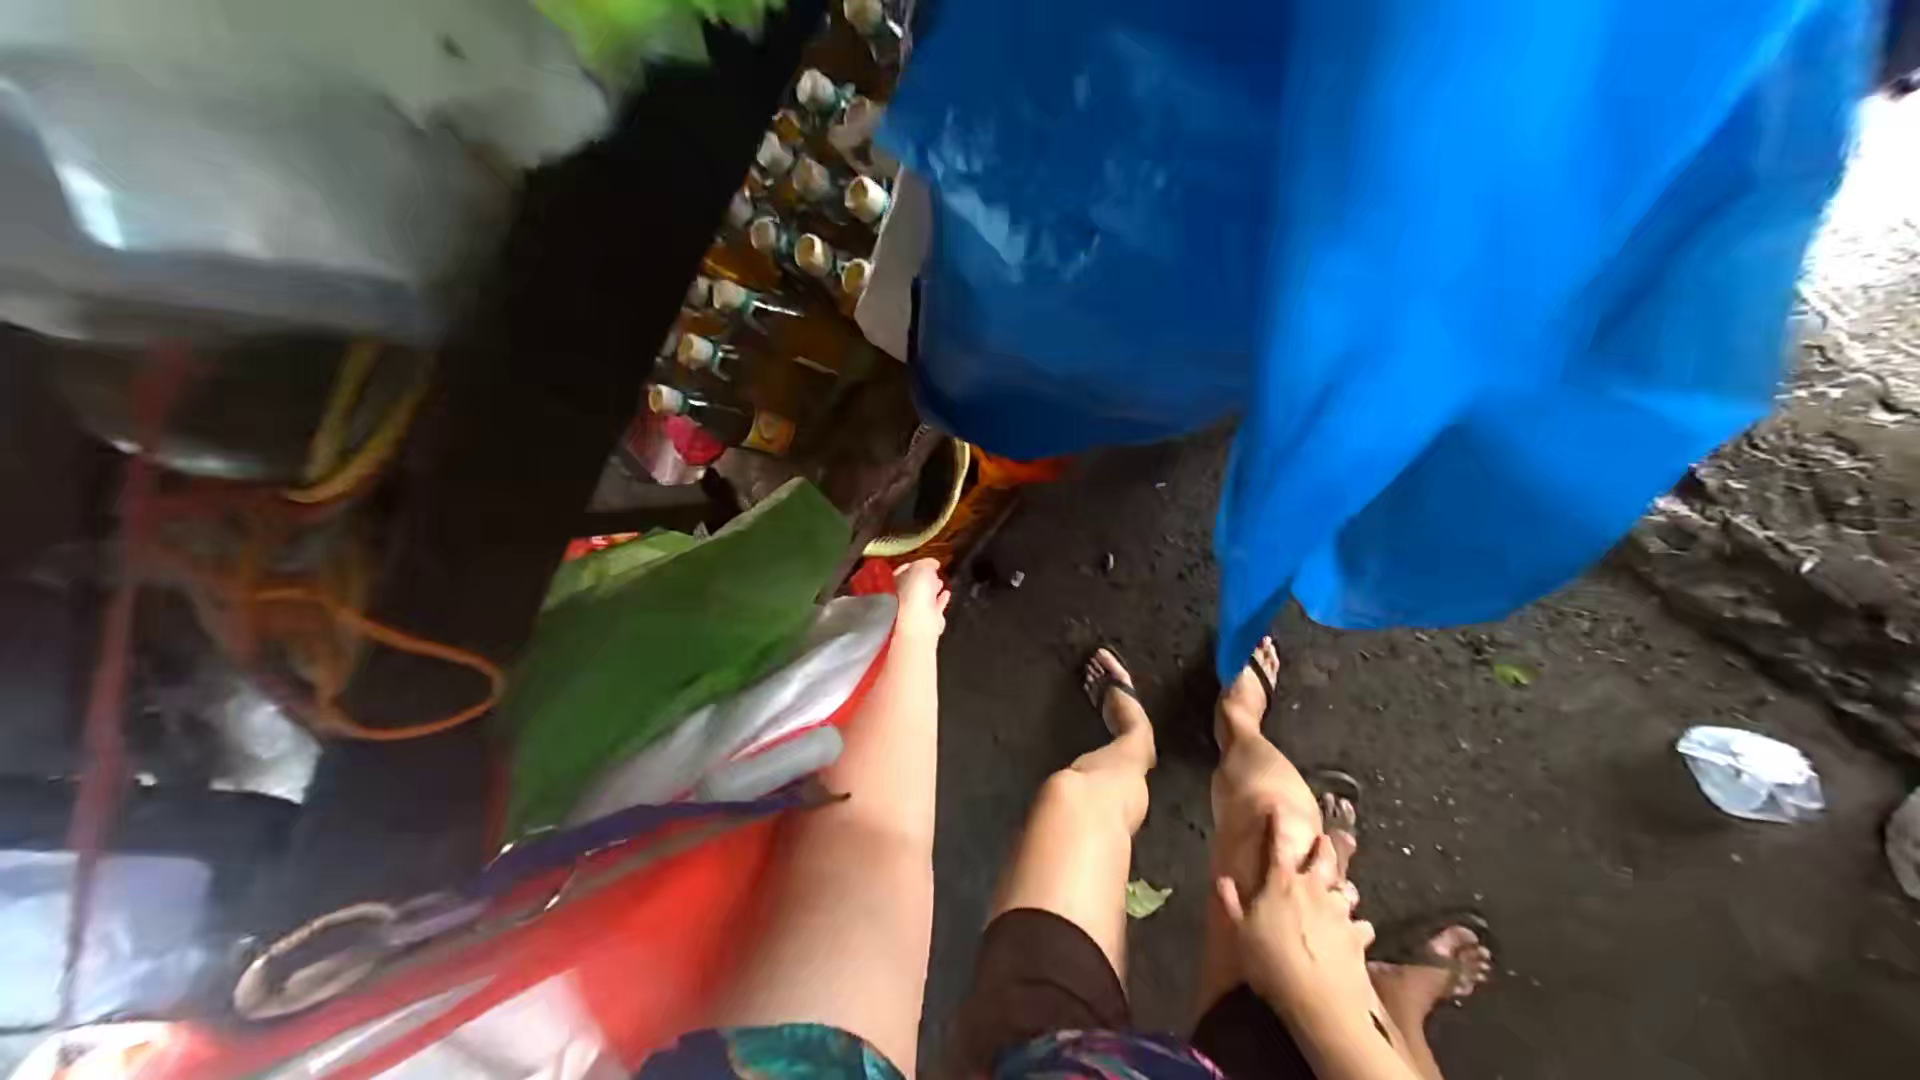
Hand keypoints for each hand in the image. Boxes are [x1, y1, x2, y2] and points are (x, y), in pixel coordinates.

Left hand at [892, 558, 950, 640]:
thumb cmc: (914, 593)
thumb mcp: (921, 569)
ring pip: (924, 598)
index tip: (922, 562)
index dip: (912, 566)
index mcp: (893, 584)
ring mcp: (913, 612)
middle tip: (932, 572)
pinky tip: (946, 594)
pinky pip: (935, 608)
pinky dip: (941, 600)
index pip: (901, 572)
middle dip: (923, 579)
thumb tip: (933, 563)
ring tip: (940, 582)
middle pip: (912, 586)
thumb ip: (927, 564)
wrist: (917, 624)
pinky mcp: (927, 622)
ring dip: (932, 589)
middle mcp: (900, 598)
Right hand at [1216, 811, 1376, 1019]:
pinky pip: (1361, 925)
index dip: (1277, 824)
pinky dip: (1357, 925)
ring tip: (1343, 884)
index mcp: (1282, 883)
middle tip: (1325, 837)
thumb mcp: (1239, 932)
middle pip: (1322, 859)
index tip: (1278, 807)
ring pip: (1344, 889)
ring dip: (1342, 885)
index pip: (1278, 844)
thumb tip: (1222, 878)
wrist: (1320, 1004)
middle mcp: (1313, 890)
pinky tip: (1357, 930)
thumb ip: (1230, 902)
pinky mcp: (1359, 939)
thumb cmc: (1271, 963)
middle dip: (1324, 846)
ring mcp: (1339, 913)